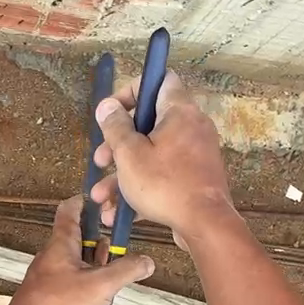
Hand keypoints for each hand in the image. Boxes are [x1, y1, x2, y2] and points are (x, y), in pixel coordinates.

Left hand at [0, 196, 154, 304]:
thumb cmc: (58, 304)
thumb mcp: (101, 285)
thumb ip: (126, 270)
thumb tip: (146, 262)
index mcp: (62, 243)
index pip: (71, 209)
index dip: (87, 201)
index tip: (103, 202)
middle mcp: (53, 255)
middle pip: (78, 237)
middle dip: (99, 242)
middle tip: (116, 252)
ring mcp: (48, 274)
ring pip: (75, 260)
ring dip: (93, 265)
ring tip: (108, 279)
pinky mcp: (46, 293)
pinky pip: (69, 280)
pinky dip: (84, 283)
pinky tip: (93, 298)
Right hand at [89, 70, 236, 245]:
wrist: (204, 224)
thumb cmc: (166, 184)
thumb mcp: (130, 154)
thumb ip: (115, 128)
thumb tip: (106, 106)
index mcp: (178, 110)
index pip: (158, 80)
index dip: (132, 90)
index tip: (112, 112)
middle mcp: (190, 127)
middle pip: (148, 125)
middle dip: (117, 145)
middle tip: (100, 160)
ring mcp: (194, 155)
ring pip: (151, 157)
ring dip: (122, 176)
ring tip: (100, 197)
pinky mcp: (193, 180)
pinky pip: (162, 177)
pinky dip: (140, 190)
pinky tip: (115, 214)